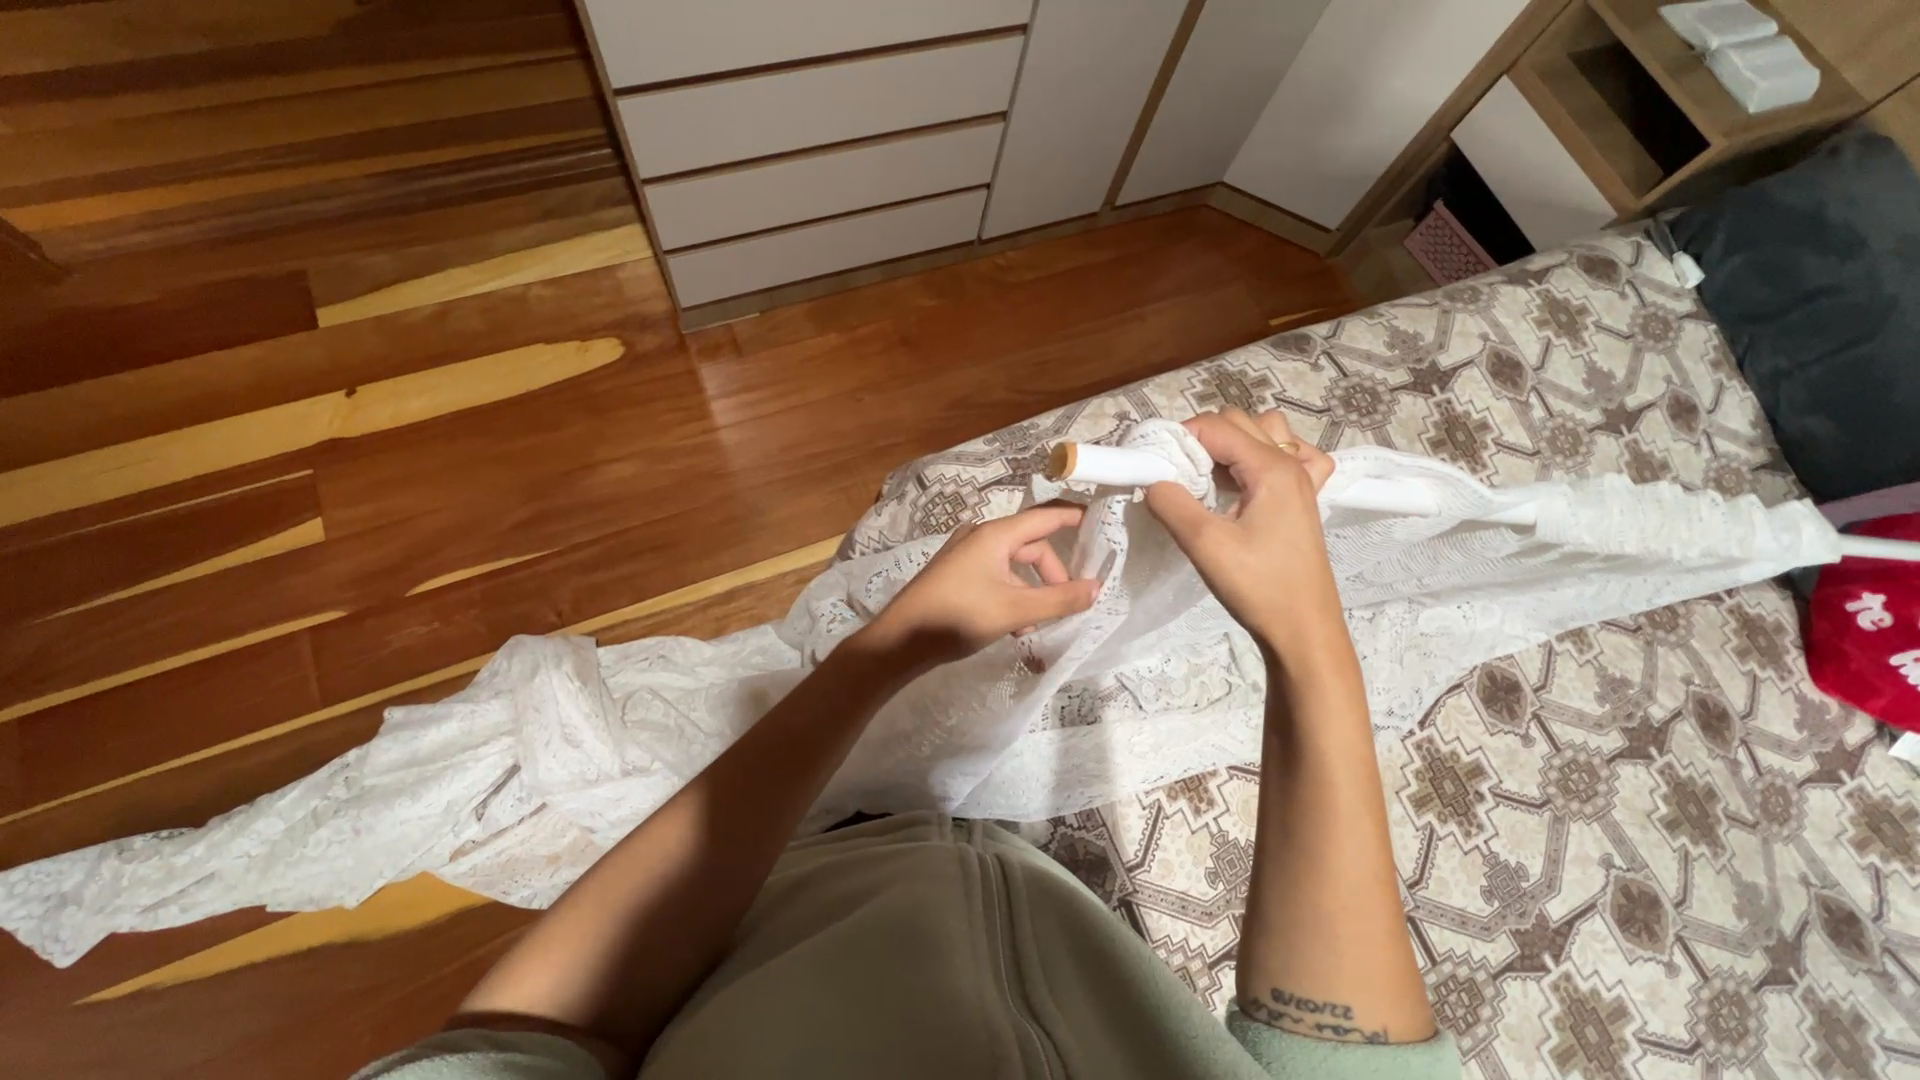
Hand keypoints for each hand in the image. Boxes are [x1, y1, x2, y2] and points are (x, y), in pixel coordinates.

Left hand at [857, 504, 1099, 668]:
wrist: (899, 640)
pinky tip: (1013, 628)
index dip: (1074, 517)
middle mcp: (980, 538)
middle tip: (1068, 603)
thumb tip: (1096, 588)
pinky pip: (996, 579)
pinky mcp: (955, 577)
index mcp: (995, 535)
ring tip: (1035, 625)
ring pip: (1013, 568)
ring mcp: (965, 557)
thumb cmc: (958, 616)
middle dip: (1052, 574)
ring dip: (1031, 593)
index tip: (1101, 522)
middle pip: (1031, 546)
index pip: (1045, 517)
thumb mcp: (1015, 610)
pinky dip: (1011, 598)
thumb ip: (1059, 600)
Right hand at [1145, 409, 1341, 660]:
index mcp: (1271, 467)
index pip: (1216, 426)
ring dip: (1231, 443)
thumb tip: (1151, 479)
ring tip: (1209, 476)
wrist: (1304, 629)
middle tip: (1175, 474)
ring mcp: (1303, 481)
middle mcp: (1290, 464)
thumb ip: (1173, 504)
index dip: (1180, 437)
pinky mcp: (1304, 501)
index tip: (1155, 464)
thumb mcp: (1206, 546)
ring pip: (1264, 433)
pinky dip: (1266, 456)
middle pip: (1239, 423)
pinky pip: (1291, 456)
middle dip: (1201, 438)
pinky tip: (1250, 479)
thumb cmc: (1258, 587)